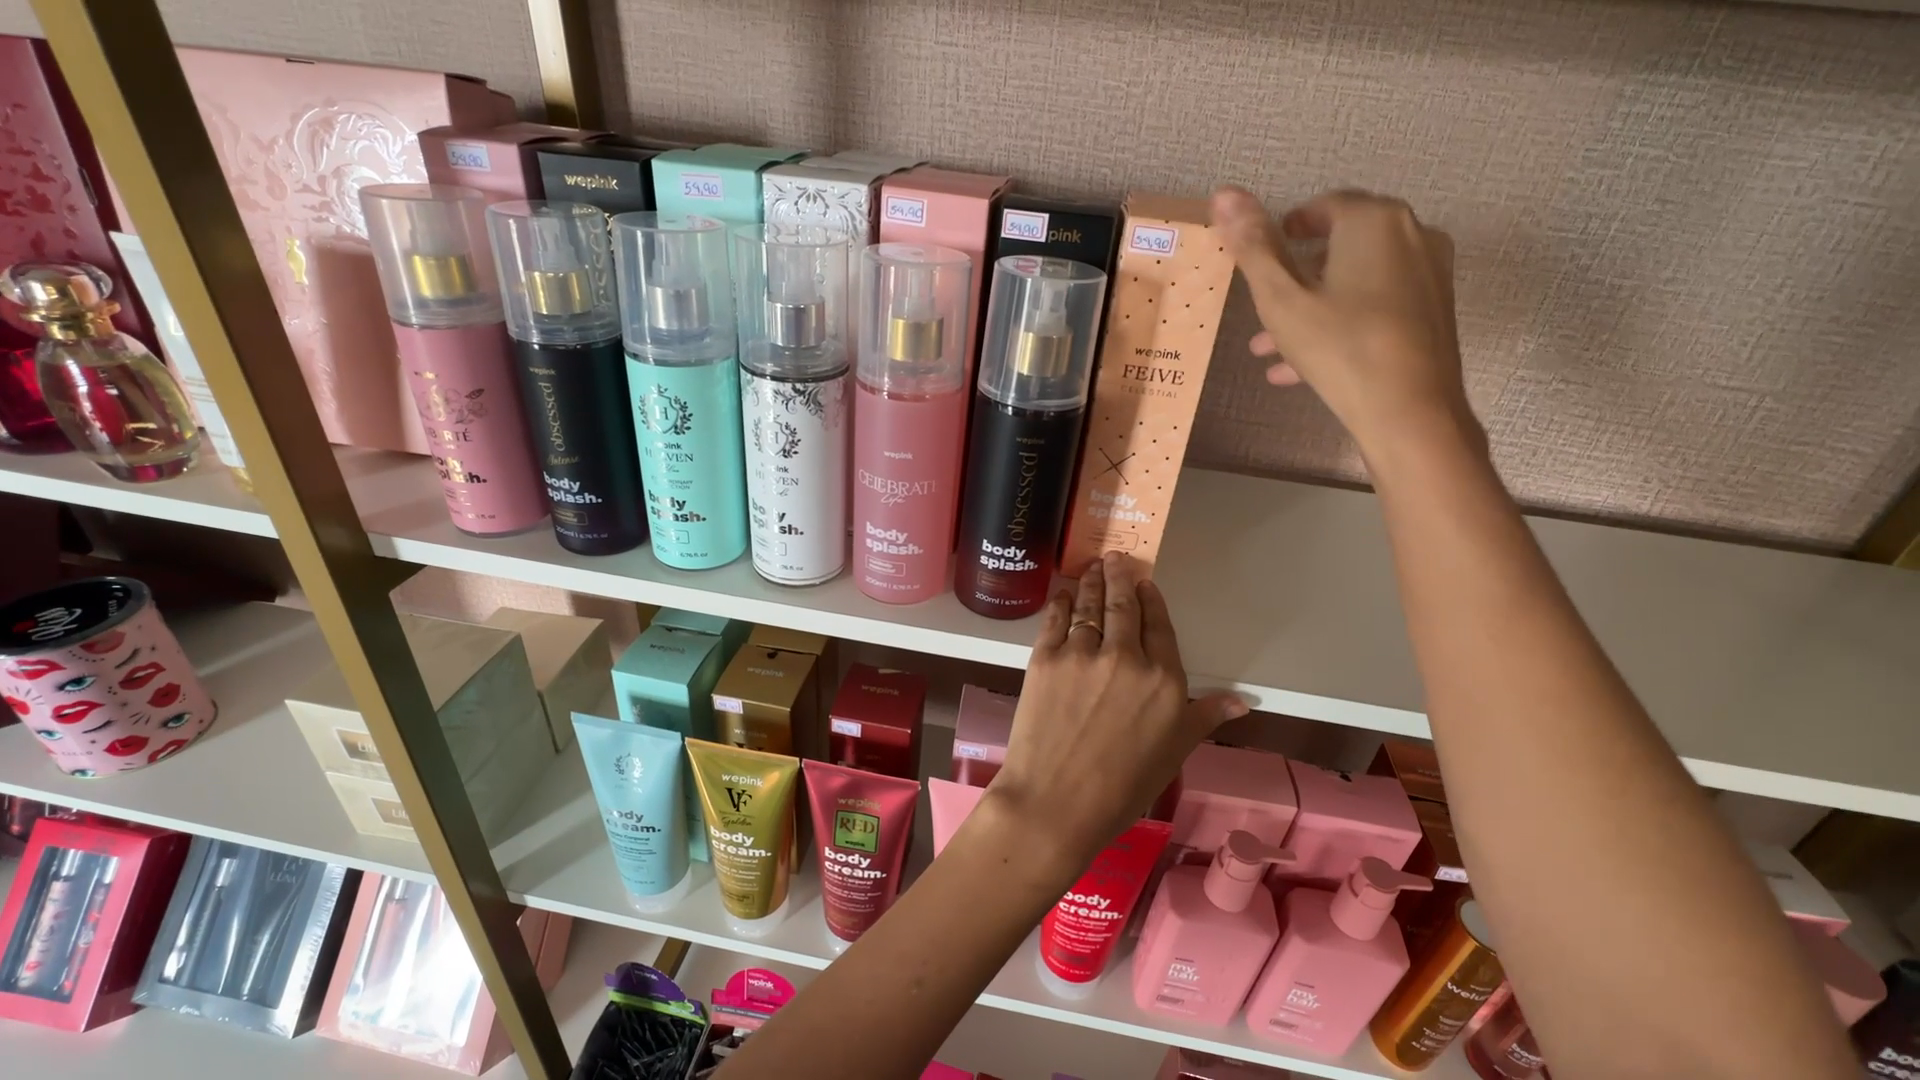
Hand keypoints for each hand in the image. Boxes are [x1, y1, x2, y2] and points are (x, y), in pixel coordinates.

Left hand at [986, 553, 1247, 870]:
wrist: (1057, 803)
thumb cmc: (1122, 788)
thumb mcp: (1174, 753)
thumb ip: (1204, 717)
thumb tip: (1242, 701)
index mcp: (1165, 680)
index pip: (1160, 627)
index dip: (1152, 601)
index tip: (1146, 583)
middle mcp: (1127, 658)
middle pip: (1124, 606)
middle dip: (1120, 577)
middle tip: (1115, 557)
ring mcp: (1083, 654)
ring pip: (1089, 606)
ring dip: (1091, 582)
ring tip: (1092, 566)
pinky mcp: (1044, 658)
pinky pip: (1054, 619)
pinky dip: (1059, 601)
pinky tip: (1062, 591)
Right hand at [1211, 186, 1469, 450]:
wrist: (1410, 411)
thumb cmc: (1340, 348)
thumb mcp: (1281, 299)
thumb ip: (1253, 246)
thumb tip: (1223, 192)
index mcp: (1374, 221)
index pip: (1323, 206)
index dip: (1287, 227)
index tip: (1262, 255)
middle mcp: (1412, 234)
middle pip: (1343, 243)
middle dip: (1297, 273)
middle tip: (1264, 303)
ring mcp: (1429, 274)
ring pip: (1358, 280)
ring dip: (1313, 305)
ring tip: (1271, 346)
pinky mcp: (1434, 311)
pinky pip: (1378, 305)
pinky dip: (1342, 322)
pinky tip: (1302, 366)